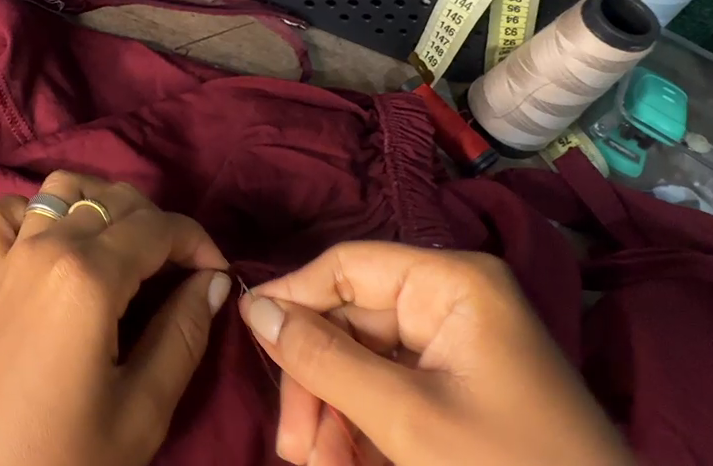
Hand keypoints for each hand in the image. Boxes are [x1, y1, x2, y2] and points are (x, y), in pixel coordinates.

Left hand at [0, 172, 231, 465]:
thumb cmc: (62, 456)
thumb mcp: (140, 410)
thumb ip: (181, 335)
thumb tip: (213, 282)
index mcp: (88, 274)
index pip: (158, 226)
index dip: (199, 242)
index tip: (220, 276)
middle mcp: (47, 246)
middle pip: (115, 200)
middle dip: (159, 225)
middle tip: (184, 275)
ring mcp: (10, 255)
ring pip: (61, 190)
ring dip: (101, 204)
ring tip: (128, 250)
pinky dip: (28, 213)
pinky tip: (52, 244)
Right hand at [239, 242, 631, 465]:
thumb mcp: (407, 422)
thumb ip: (323, 360)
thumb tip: (254, 308)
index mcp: (452, 284)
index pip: (347, 266)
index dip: (294, 299)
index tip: (251, 342)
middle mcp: (453, 303)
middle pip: (351, 319)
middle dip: (316, 382)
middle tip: (295, 450)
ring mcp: (458, 349)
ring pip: (363, 362)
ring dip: (333, 414)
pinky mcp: (461, 394)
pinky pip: (389, 393)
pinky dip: (362, 429)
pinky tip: (346, 465)